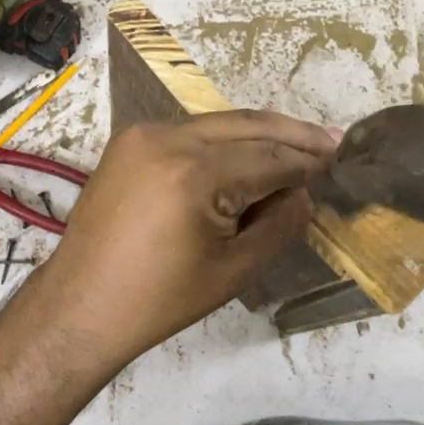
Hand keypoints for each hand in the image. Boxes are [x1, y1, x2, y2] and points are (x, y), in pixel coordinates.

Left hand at [32, 111, 337, 370]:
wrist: (81, 301)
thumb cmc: (159, 298)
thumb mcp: (233, 270)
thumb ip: (278, 225)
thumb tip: (302, 193)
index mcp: (194, 171)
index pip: (268, 158)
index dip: (307, 163)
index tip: (342, 162)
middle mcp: (166, 138)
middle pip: (245, 125)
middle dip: (292, 135)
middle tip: (334, 141)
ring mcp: (141, 134)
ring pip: (216, 123)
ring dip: (257, 134)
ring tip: (300, 146)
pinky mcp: (127, 141)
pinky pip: (187, 131)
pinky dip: (221, 140)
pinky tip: (246, 153)